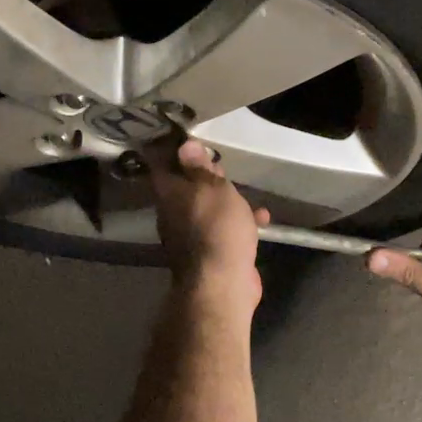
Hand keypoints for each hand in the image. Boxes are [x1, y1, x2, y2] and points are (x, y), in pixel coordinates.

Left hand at [147, 139, 269, 307]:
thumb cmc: (217, 227)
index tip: (189, 138)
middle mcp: (172, 213)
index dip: (173, 149)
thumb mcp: (212, 189)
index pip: (161, 163)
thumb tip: (184, 146)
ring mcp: (190, 235)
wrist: (222, 283)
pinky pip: (221, 230)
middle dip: (202, 176)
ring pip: (204, 209)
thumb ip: (199, 167)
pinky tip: (260, 220)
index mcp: (168, 194)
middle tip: (219, 163)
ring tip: (242, 191)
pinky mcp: (209, 253)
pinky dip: (237, 223)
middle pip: (183, 187)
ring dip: (223, 199)